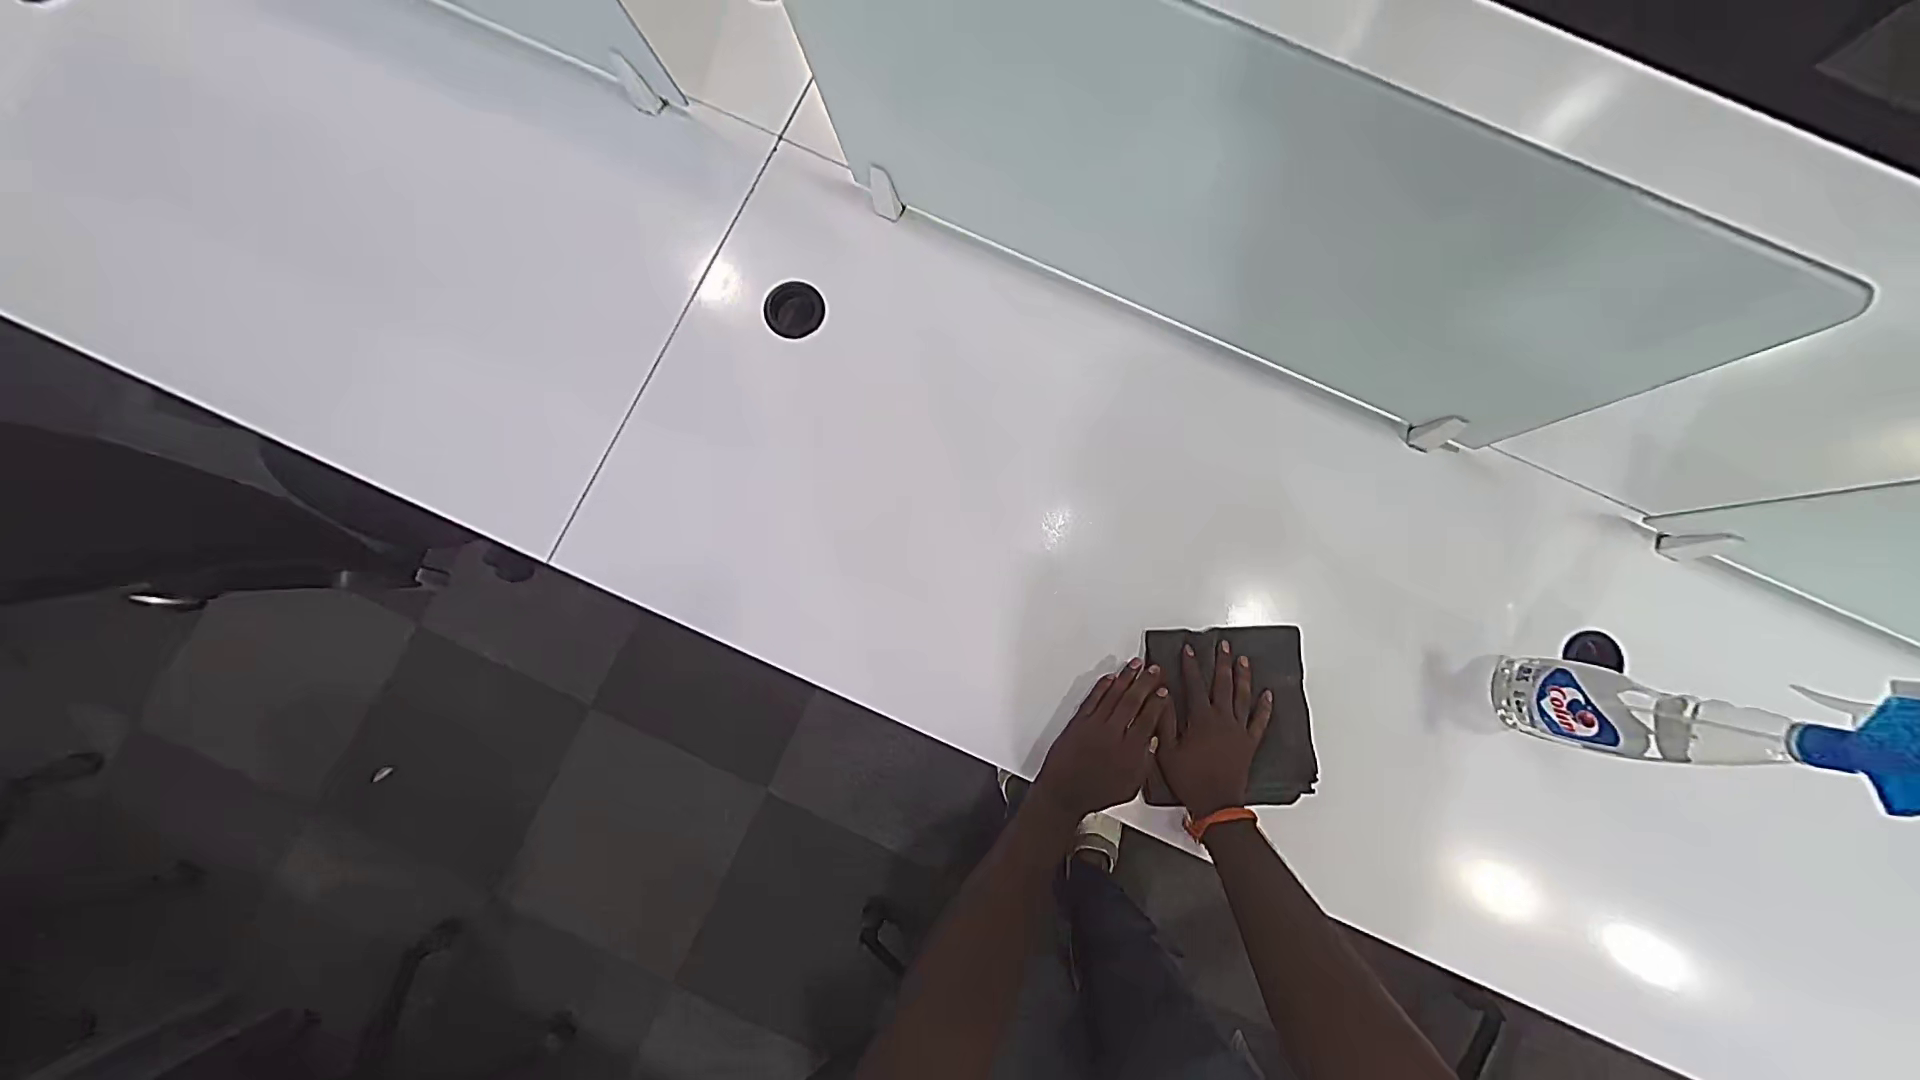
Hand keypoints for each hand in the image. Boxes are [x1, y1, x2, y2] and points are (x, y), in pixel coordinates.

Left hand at [1034, 659, 1169, 819]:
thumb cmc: (1096, 792)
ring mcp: (1094, 726)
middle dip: (1146, 682)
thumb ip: (1145, 762)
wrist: (1064, 792)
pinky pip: (1093, 699)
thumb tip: (1153, 741)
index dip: (1158, 702)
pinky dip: (1102, 686)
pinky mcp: (1078, 722)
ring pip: (1113, 695)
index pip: (1149, 719)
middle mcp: (1113, 734)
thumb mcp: (1131, 785)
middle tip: (1154, 669)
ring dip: (1126, 678)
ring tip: (1136, 664)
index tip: (1165, 690)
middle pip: (1133, 701)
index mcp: (1130, 751)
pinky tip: (1111, 678)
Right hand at [1156, 638, 1273, 817]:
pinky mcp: (1249, 743)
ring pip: (1242, 696)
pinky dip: (1265, 707)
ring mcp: (1238, 730)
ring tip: (1243, 660)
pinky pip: (1260, 721)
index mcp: (1201, 719)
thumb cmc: (1189, 778)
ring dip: (1242, 676)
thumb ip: (1164, 720)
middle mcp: (1222, 719)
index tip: (1189, 649)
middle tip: (1223, 645)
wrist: (1216, 803)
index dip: (1190, 664)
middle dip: (1221, 662)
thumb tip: (1163, 695)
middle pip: (1222, 684)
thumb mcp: (1166, 749)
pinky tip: (1268, 695)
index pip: (1194, 684)